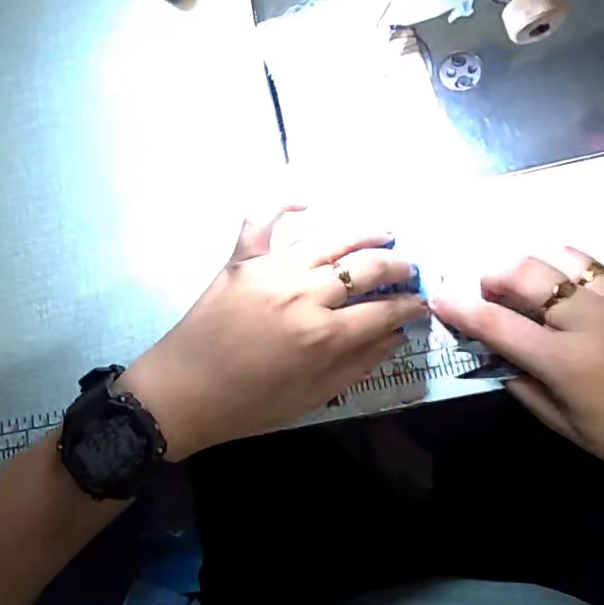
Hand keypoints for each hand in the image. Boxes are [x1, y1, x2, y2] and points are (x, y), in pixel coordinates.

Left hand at [118, 208, 426, 458]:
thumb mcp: (313, 395)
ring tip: (385, 234)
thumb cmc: (250, 404)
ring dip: (365, 234)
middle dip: (398, 267)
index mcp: (323, 335)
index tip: (421, 304)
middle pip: (365, 268)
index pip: (385, 311)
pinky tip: (305, 200)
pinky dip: (282, 204)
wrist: (182, 393)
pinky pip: (263, 221)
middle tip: (408, 270)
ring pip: (330, 239)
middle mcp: (303, 294)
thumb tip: (396, 335)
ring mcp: (271, 270)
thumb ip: (359, 363)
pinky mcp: (241, 259)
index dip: (411, 306)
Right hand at [430, 247, 603, 546]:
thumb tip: (500, 359)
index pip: (497, 325)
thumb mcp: (578, 432)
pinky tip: (590, 303)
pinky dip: (583, 282)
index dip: (461, 309)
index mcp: (571, 366)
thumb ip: (530, 390)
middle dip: (495, 274)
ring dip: (536, 265)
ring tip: (531, 282)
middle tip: (489, 288)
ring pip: (566, 259)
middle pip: (526, 272)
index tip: (441, 298)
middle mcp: (597, 321)